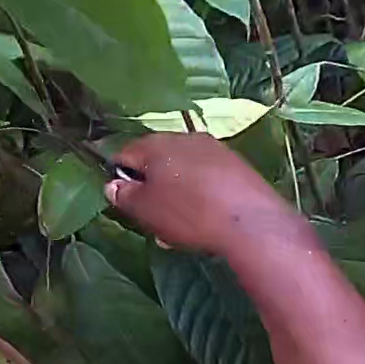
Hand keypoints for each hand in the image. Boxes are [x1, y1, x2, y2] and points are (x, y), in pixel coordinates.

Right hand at [104, 133, 302, 256]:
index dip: (120, 179)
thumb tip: (113, 184)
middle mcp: (184, 137)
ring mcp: (213, 148)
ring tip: (179, 226)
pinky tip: (204, 218)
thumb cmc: (188, 213)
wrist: (250, 222)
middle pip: (156, 160)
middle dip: (151, 188)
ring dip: (176, 192)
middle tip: (153, 219)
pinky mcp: (236, 163)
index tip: (126, 203)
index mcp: (156, 143)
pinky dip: (199, 193)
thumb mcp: (145, 210)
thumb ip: (124, 196)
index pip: (124, 154)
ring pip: (182, 169)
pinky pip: (206, 176)